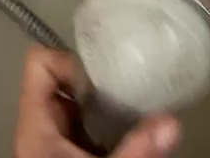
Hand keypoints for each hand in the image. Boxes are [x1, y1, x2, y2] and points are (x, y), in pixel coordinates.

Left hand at [13, 46, 181, 157]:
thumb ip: (137, 150)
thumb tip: (174, 121)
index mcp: (35, 125)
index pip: (39, 63)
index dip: (70, 61)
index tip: (103, 76)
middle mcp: (40, 128)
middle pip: (63, 80)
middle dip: (97, 79)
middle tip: (130, 81)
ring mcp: (54, 144)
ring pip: (77, 103)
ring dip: (106, 100)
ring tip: (136, 97)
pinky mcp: (71, 157)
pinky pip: (88, 125)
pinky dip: (109, 121)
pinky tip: (133, 125)